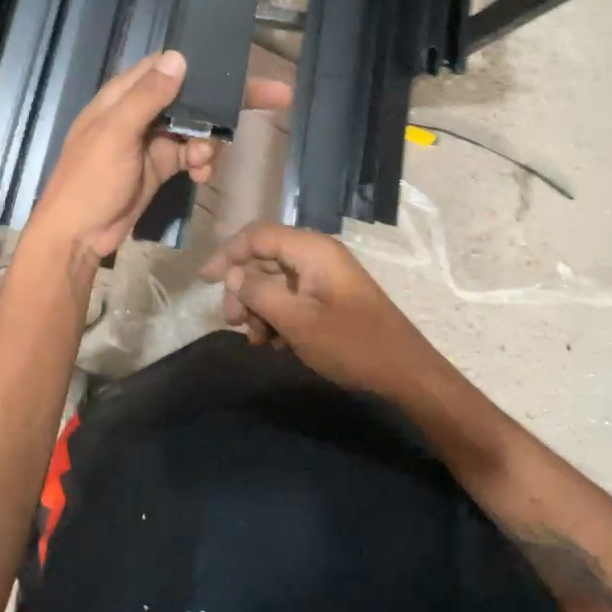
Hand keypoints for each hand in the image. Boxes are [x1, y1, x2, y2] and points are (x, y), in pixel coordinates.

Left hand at [29, 51, 291, 261]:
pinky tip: (200, 177)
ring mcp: (150, 140)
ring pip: (195, 127)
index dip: (202, 64)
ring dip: (208, 142)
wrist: (77, 235)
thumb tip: (179, 57)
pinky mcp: (159, 166)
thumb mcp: (116, 134)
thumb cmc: (90, 180)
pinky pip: (191, 155)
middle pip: (190, 96)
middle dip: (224, 102)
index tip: (240, 65)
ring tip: (202, 163)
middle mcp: (139, 112)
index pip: (167, 66)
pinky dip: (200, 163)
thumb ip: (146, 97)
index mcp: (122, 95)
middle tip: (275, 97)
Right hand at [201, 222, 440, 395]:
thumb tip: (233, 275)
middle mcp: (317, 255)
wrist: (407, 375)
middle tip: (235, 323)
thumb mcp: (297, 321)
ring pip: (274, 280)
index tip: (205, 281)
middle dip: (243, 289)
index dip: (227, 254)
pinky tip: (276, 343)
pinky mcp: (330, 298)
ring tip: (259, 341)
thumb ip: (259, 293)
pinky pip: (291, 296)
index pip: (256, 235)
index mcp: (312, 250)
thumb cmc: (352, 345)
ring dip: (258, 307)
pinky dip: (277, 315)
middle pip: (263, 259)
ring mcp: (325, 277)